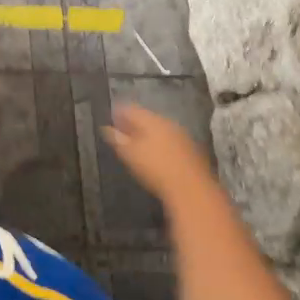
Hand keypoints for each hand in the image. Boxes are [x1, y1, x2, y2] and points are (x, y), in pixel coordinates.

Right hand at [102, 104, 216, 204]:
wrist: (193, 190)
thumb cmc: (155, 168)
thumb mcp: (129, 154)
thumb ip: (116, 138)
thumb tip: (106, 128)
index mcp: (151, 119)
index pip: (129, 108)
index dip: (117, 113)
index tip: (109, 121)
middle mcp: (167, 122)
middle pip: (145, 118)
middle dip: (132, 124)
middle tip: (121, 133)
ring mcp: (181, 136)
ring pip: (158, 129)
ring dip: (146, 134)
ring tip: (136, 146)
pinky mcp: (191, 150)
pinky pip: (169, 140)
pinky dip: (159, 144)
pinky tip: (155, 155)